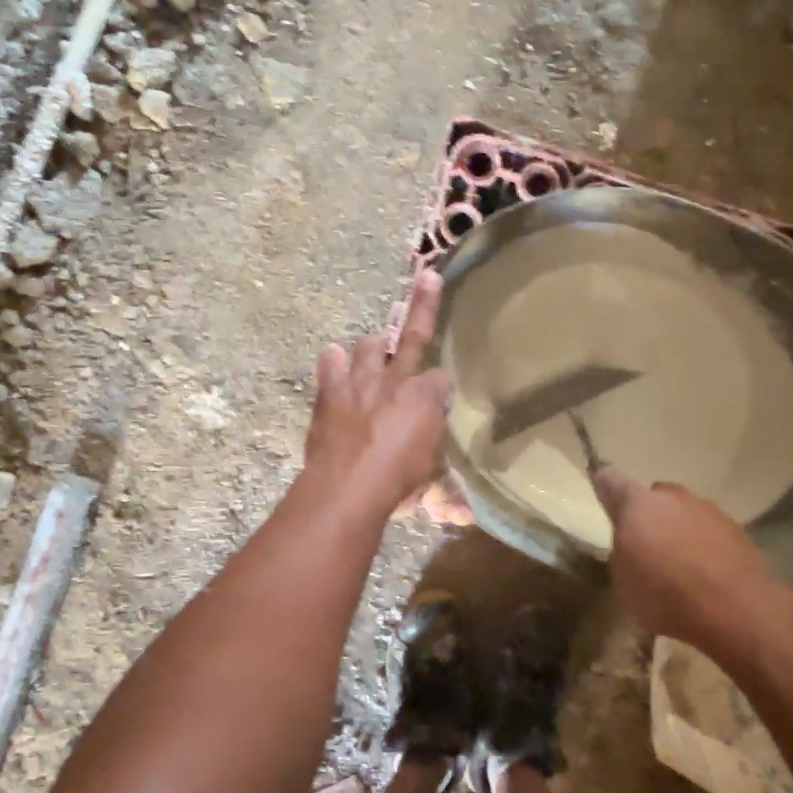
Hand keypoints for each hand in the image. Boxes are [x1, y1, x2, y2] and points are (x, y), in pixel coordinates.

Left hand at [303, 271, 452, 512]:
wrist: (346, 489)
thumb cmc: (397, 487)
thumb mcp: (428, 489)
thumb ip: (445, 495)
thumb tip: (463, 517)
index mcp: (427, 399)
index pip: (442, 381)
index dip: (441, 391)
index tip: (440, 401)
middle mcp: (395, 380)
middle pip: (412, 334)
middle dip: (423, 303)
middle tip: (427, 276)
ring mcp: (359, 382)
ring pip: (367, 346)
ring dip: (371, 347)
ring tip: (371, 350)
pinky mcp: (329, 393)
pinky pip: (331, 365)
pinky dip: (334, 363)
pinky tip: (334, 360)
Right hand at [591, 467, 783, 646]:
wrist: (735, 608)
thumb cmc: (665, 594)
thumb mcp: (622, 583)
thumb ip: (621, 553)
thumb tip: (629, 545)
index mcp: (637, 504)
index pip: (611, 479)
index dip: (604, 486)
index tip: (604, 497)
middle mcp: (672, 496)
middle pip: (653, 496)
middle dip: (648, 516)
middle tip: (646, 549)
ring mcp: (708, 510)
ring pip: (684, 513)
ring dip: (679, 531)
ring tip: (680, 568)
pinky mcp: (736, 529)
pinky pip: (710, 532)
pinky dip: (704, 547)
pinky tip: (706, 577)